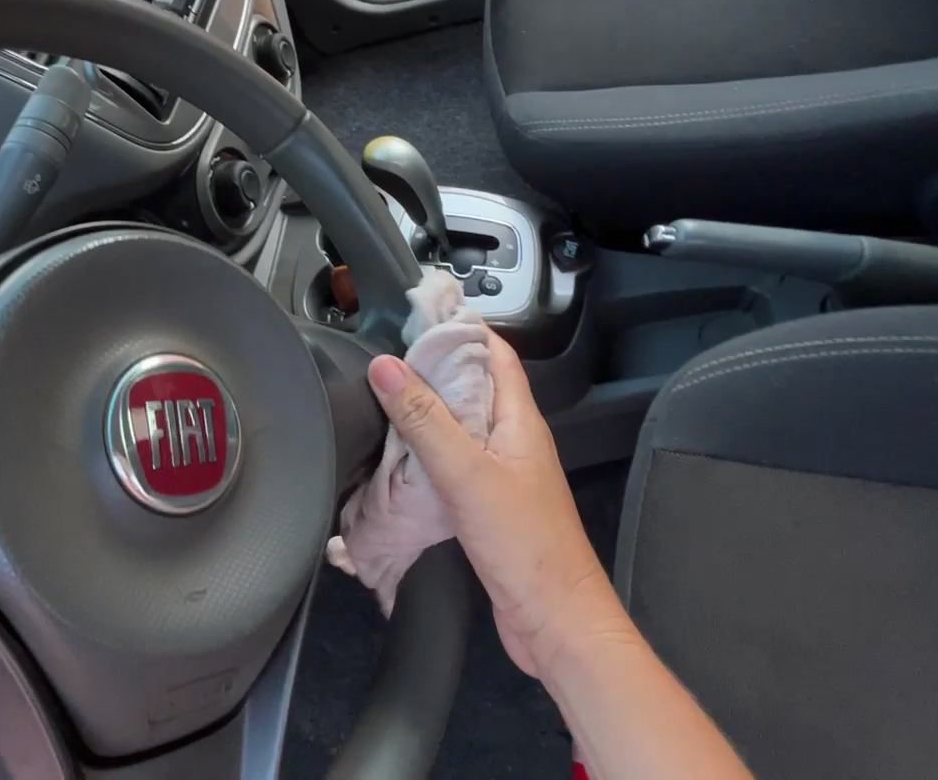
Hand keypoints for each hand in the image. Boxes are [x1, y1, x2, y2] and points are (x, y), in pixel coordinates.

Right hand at [367, 334, 630, 677]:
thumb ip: (424, 420)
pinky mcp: (487, 500)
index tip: (416, 314)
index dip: (460, 327)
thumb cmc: (524, 545)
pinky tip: (397, 452)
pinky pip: (454, 458)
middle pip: (473, 384)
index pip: (494, 353)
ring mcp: (501, 470)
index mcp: (519, 419)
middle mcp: (512, 437)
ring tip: (382, 394)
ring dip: (427, 406)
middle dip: (433, 364)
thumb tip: (385, 366)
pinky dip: (426, 446)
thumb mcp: (466, 473)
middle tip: (385, 352)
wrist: (555, 623)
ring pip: (460, 422)